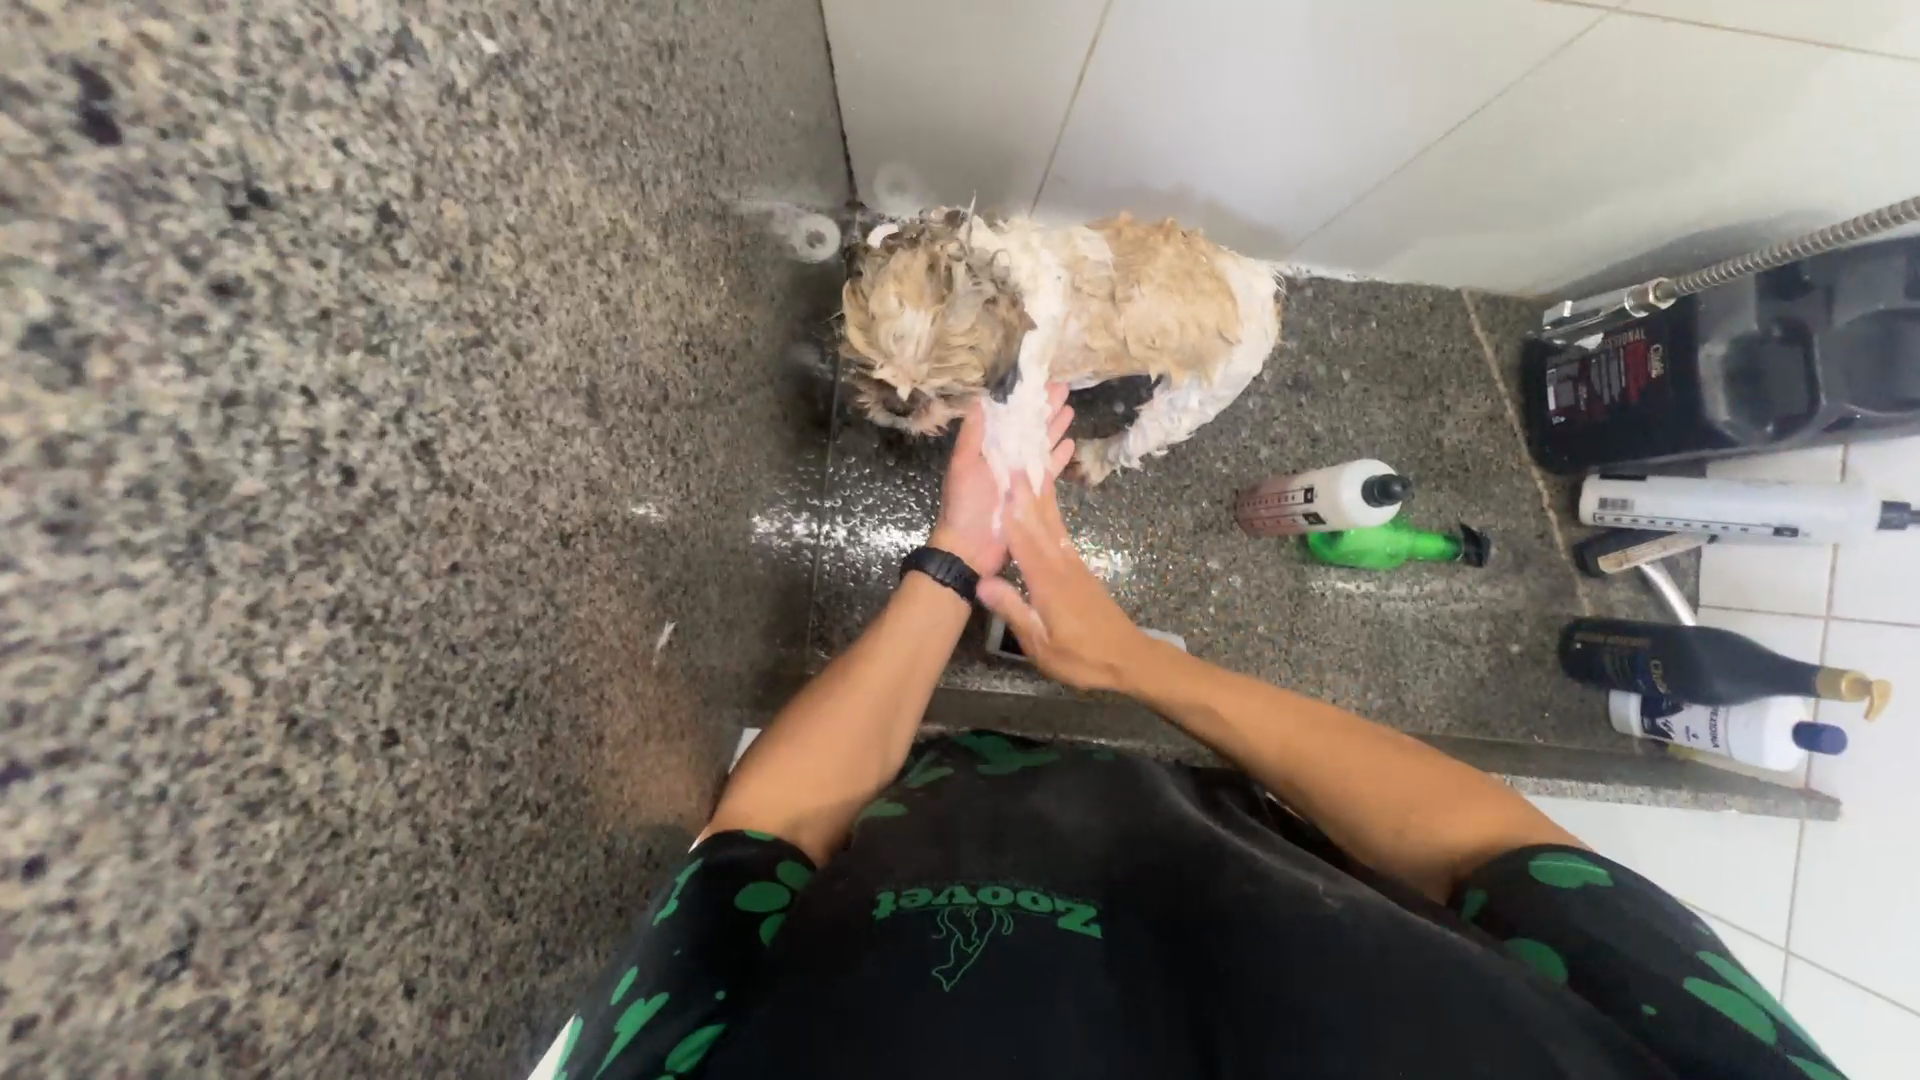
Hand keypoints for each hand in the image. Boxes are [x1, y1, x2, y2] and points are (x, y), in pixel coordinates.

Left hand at [929, 385, 1073, 575]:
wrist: (971, 548)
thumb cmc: (964, 506)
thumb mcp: (963, 466)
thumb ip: (973, 435)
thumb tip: (979, 400)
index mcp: (987, 450)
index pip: (1007, 419)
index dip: (1022, 402)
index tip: (1037, 383)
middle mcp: (1004, 460)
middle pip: (1028, 430)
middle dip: (1044, 410)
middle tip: (1063, 388)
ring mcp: (1020, 477)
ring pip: (1041, 447)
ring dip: (1055, 429)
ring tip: (1070, 409)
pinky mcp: (1033, 494)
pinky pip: (1048, 472)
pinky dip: (1058, 458)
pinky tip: (1071, 443)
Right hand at [975, 476, 1158, 692]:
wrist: (1128, 659)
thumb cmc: (1082, 657)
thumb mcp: (1041, 644)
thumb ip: (1013, 610)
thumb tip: (981, 582)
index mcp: (1047, 581)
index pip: (1024, 540)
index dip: (1012, 510)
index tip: (1002, 479)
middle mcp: (1061, 565)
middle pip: (1041, 522)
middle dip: (1027, 491)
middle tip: (1016, 458)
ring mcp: (1074, 566)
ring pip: (1054, 524)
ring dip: (1041, 496)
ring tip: (1032, 470)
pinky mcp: (1081, 571)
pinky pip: (1062, 535)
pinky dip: (1052, 516)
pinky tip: (1047, 509)